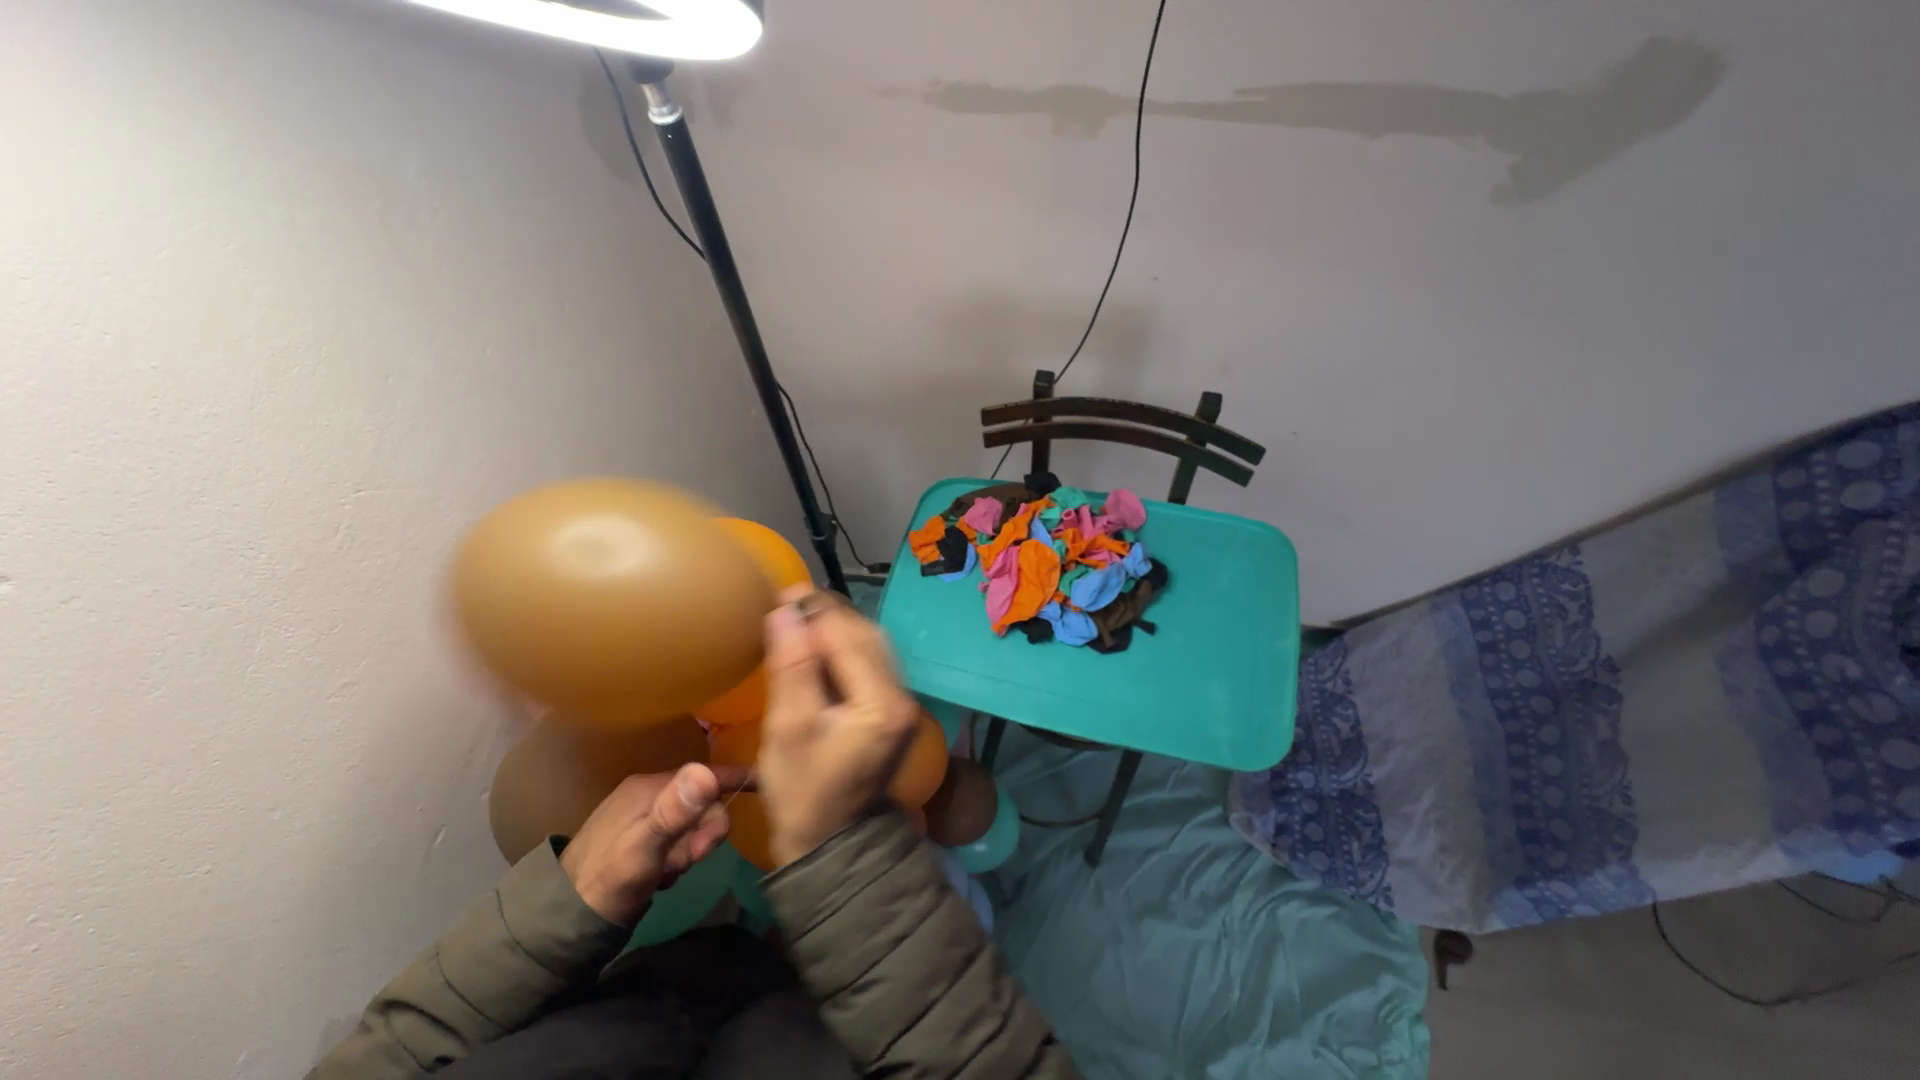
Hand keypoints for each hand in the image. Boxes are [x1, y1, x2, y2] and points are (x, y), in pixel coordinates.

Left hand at [558, 762, 748, 924]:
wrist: (563, 921)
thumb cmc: (607, 880)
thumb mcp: (644, 846)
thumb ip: (675, 811)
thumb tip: (706, 772)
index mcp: (648, 787)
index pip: (704, 774)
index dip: (736, 778)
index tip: (766, 783)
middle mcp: (647, 795)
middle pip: (701, 804)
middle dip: (704, 834)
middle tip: (691, 860)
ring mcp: (643, 818)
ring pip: (691, 826)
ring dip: (689, 850)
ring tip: (668, 872)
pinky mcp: (641, 840)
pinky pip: (677, 841)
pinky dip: (677, 858)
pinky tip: (661, 876)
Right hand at [758, 587, 919, 865]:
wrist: (830, 842)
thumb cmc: (803, 790)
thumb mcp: (789, 728)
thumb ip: (792, 666)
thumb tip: (785, 610)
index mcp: (882, 702)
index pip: (849, 637)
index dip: (815, 611)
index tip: (781, 593)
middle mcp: (902, 697)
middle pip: (866, 636)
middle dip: (828, 615)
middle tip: (787, 601)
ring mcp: (900, 704)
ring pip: (871, 647)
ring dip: (836, 629)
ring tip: (797, 619)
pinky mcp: (890, 711)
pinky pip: (869, 665)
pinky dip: (844, 650)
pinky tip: (816, 648)